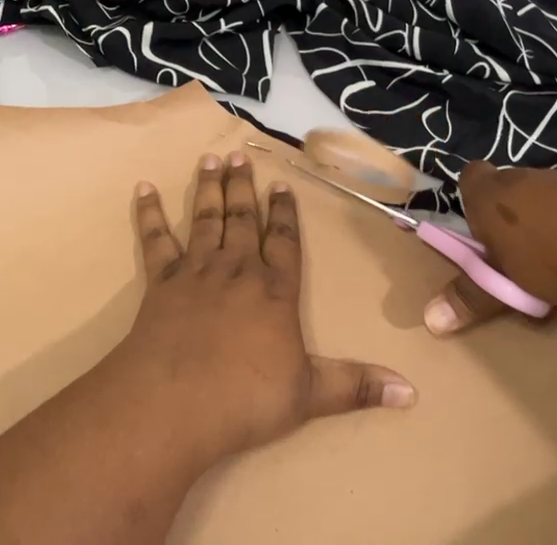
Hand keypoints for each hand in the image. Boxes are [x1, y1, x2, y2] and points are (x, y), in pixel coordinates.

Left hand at [103, 152, 415, 467]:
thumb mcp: (310, 395)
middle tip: (239, 156)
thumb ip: (355, 386)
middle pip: (242, 219)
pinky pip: (156, 240)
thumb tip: (412, 392)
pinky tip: (144, 189)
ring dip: (208, 188)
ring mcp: (196, 271)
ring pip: (205, 218)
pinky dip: (149, 213)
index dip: (284, 213)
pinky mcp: (161, 282)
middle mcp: (237, 270)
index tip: (281, 186)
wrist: (176, 400)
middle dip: (242, 187)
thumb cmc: (246, 397)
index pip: (284, 242)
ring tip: (210, 159)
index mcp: (275, 290)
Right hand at [424, 162, 556, 342]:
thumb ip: (472, 298)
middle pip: (518, 224)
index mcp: (491, 194)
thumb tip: (428, 320)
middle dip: (528, 270)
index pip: (472, 178)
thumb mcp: (505, 283)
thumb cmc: (551, 250)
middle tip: (540, 305)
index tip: (483, 236)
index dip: (474, 204)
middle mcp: (527, 185)